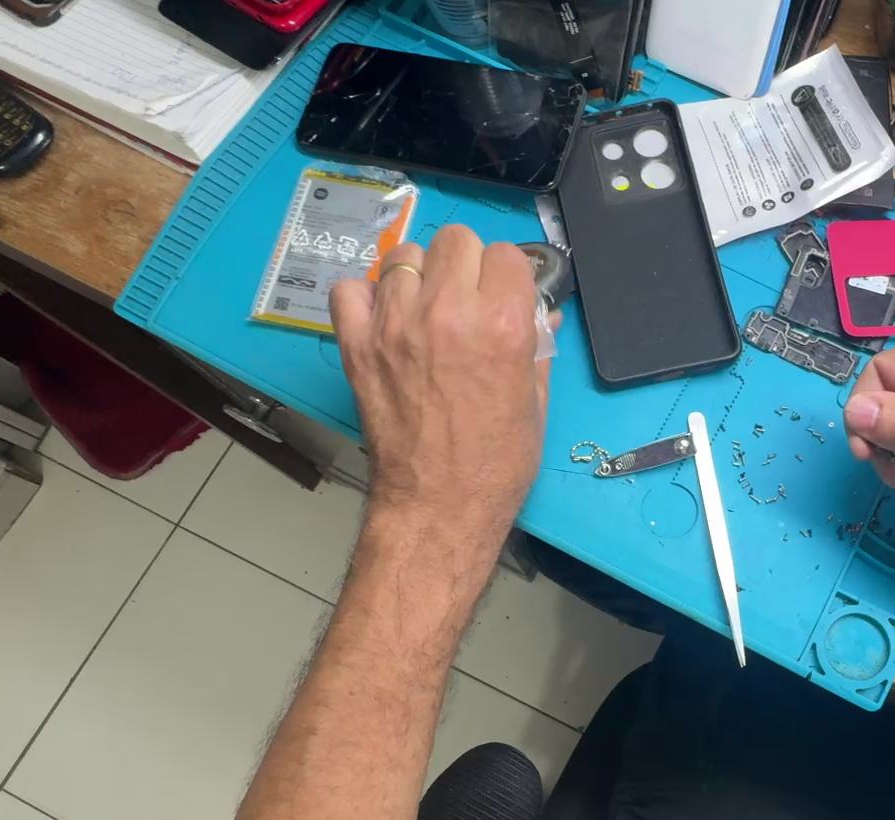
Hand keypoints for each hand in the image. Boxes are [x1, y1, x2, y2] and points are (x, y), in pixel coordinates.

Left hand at [331, 225, 549, 542]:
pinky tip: (386, 322)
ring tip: (425, 311)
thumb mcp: (536, 403)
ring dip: (421, 276)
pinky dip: (368, 298)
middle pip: (456, 240)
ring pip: (404, 256)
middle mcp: (448, 312)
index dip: (510, 278)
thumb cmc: (499, 463)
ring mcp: (396, 325)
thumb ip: (537, 348)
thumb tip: (542, 316)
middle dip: (468, 266)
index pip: (508, 255)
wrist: (440, 506)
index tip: (506, 299)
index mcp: (503, 325)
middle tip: (467, 302)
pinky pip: (352, 288)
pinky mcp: (357, 344)